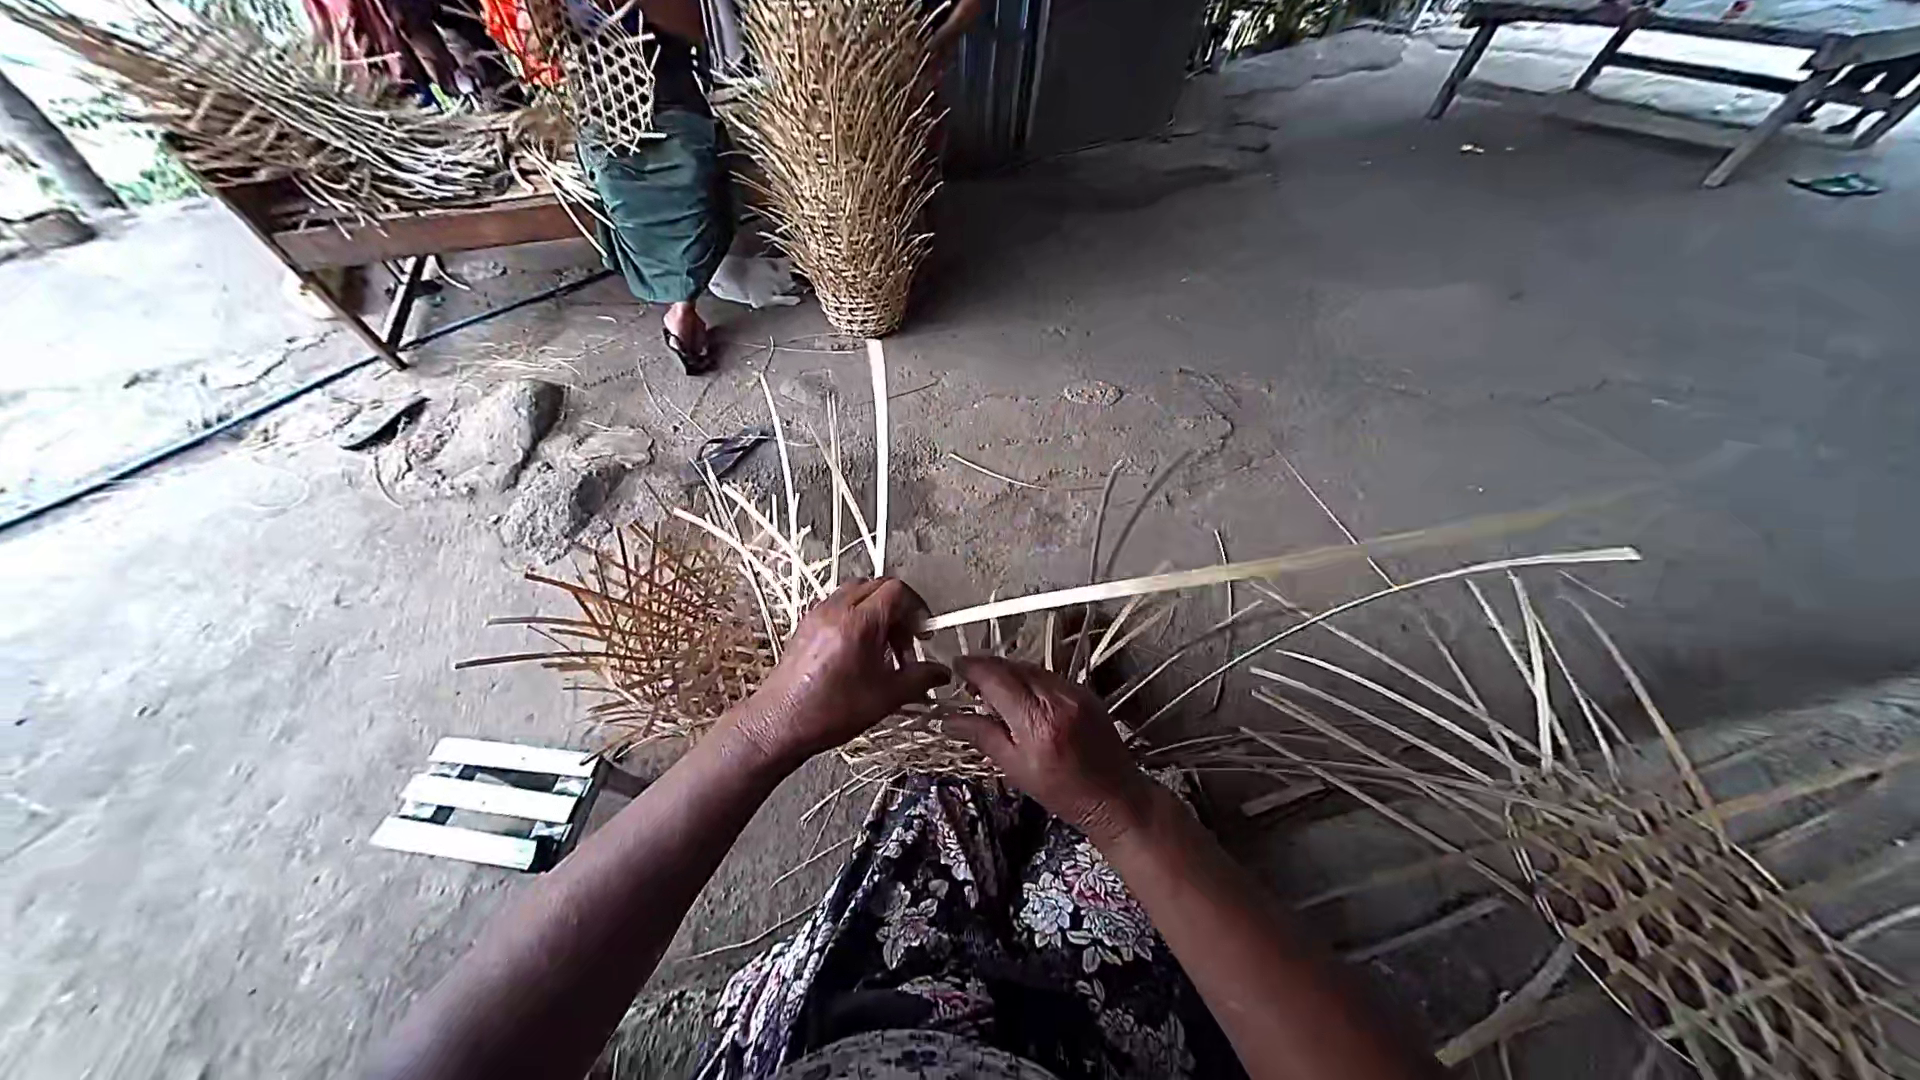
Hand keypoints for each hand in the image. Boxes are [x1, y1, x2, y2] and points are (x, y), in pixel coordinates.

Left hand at [724, 579, 949, 768]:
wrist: (779, 725)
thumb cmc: (826, 712)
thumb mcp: (885, 697)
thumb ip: (919, 679)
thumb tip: (940, 673)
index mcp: (858, 623)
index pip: (896, 590)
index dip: (916, 607)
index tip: (922, 631)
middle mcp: (836, 610)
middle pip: (877, 586)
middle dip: (898, 609)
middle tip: (906, 639)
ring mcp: (818, 614)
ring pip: (857, 593)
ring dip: (877, 612)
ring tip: (883, 648)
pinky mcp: (806, 624)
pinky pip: (839, 605)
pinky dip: (856, 617)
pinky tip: (860, 652)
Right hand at [945, 657, 1155, 843]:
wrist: (1116, 798)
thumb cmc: (1064, 793)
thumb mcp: (1015, 769)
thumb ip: (983, 736)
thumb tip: (949, 719)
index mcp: (1036, 722)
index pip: (996, 678)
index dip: (972, 668)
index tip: (957, 667)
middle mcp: (1057, 698)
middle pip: (1012, 667)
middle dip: (987, 669)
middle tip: (970, 684)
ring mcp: (1074, 692)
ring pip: (1030, 668)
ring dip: (1008, 673)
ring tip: (994, 694)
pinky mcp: (1085, 691)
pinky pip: (1048, 675)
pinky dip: (1029, 680)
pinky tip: (1023, 699)